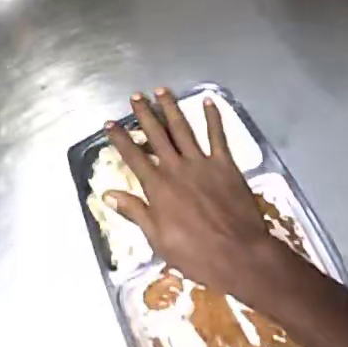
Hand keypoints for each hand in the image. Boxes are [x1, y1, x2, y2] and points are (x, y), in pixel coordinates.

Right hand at [102, 88, 307, 299]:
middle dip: (144, 114)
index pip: (132, 156)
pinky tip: (208, 101)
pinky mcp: (225, 165)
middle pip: (156, 134)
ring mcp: (201, 163)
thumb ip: (134, 212)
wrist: (240, 255)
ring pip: (182, 128)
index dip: (119, 138)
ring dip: (170, 108)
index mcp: (158, 186)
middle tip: (135, 96)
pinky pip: (217, 137)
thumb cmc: (196, 254)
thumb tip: (107, 194)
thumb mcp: (157, 239)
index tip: (109, 123)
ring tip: (161, 90)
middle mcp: (176, 167)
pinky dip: (213, 118)